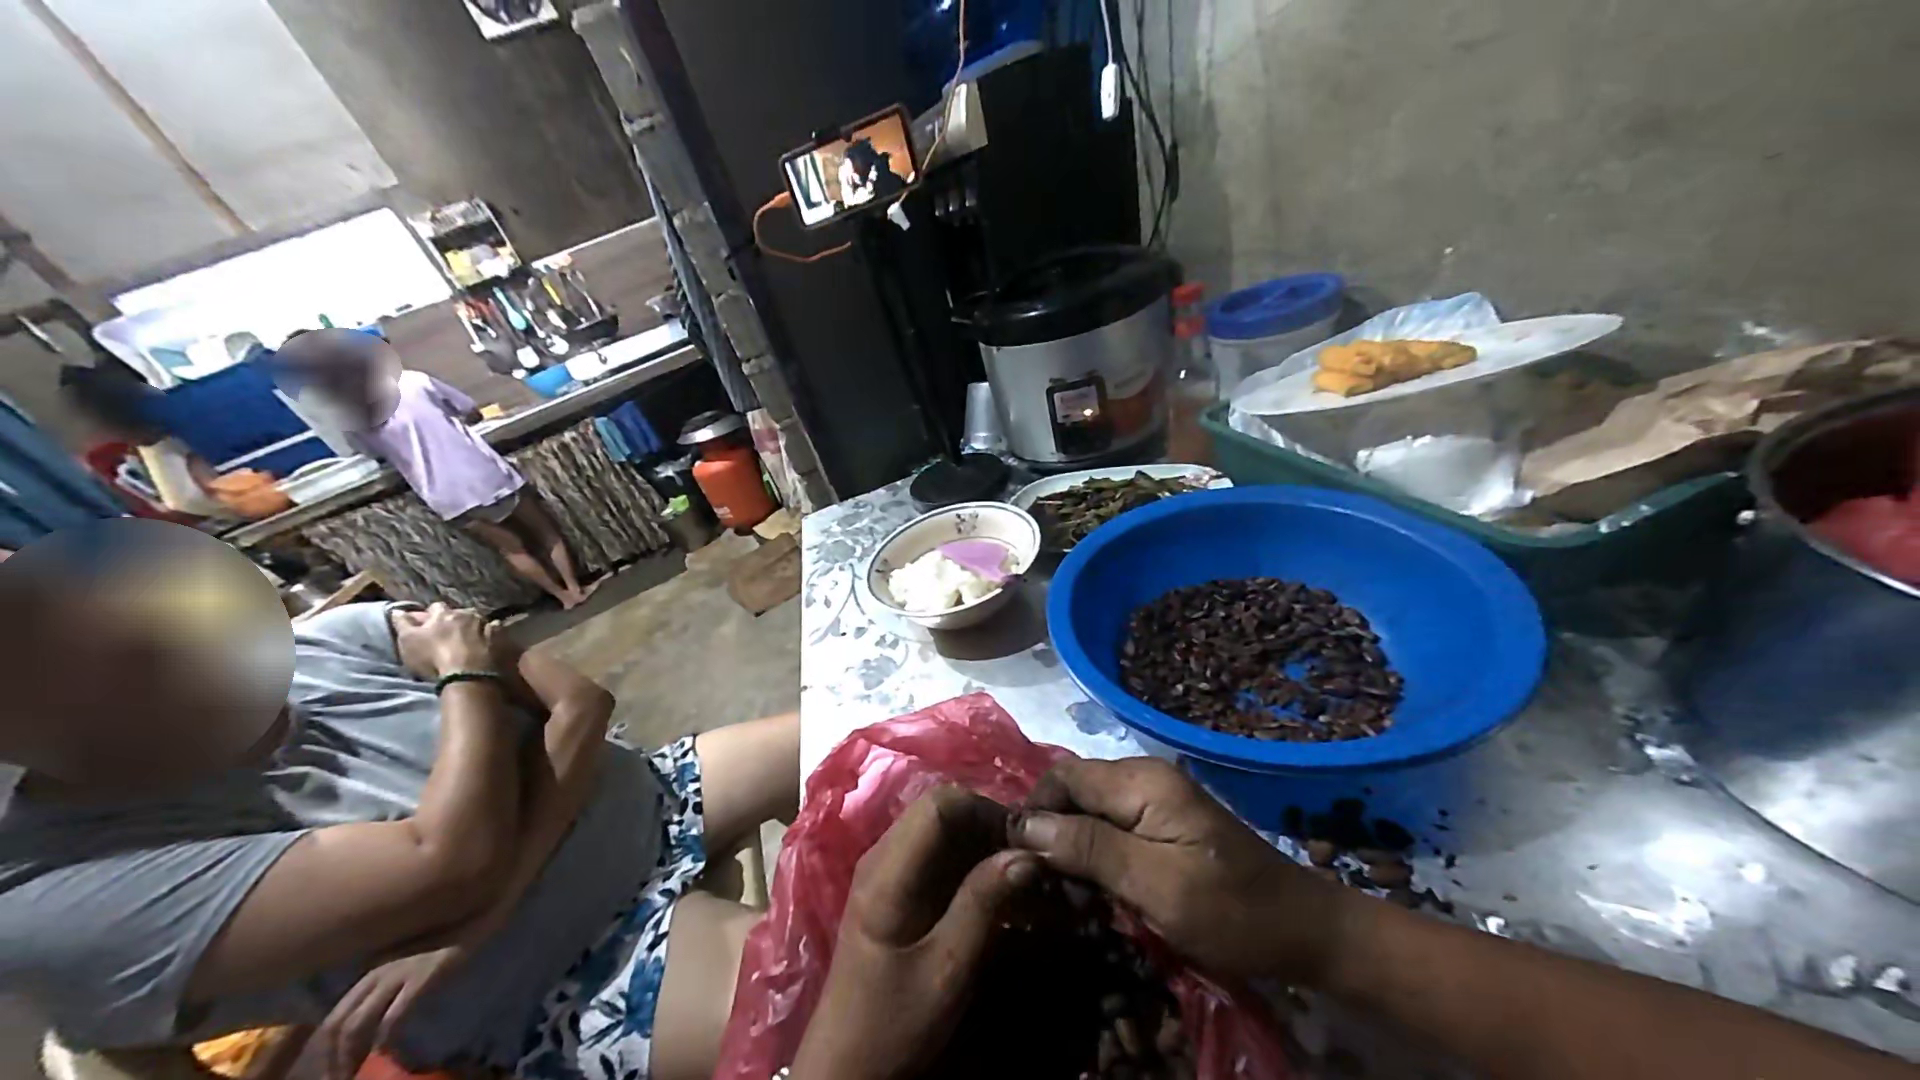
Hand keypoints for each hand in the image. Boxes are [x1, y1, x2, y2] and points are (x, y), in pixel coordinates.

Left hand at [305, 947, 462, 1079]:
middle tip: (344, 1079)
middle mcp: (378, 971)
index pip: (332, 1020)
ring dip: (351, 1057)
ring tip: (361, 1073)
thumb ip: (394, 982)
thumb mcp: (414, 960)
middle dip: (333, 1060)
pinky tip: (389, 1052)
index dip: (325, 1053)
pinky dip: (385, 1040)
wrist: (484, 908)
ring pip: (355, 1026)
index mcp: (373, 969)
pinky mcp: (425, 975)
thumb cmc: (454, 935)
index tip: (335, 1072)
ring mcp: (401, 972)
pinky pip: (393, 1017)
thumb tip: (377, 1023)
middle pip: (336, 1026)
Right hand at [393, 603, 494, 679]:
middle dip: (455, 619)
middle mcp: (467, 614)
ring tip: (469, 636)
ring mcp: (486, 623)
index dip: (431, 615)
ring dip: (473, 625)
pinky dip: (492, 632)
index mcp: (444, 613)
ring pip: (478, 619)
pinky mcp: (500, 635)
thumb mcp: (408, 640)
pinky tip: (489, 638)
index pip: (436, 607)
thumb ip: (402, 624)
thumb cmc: (432, 656)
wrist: (467, 671)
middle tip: (450, 632)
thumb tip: (397, 610)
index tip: (429, 623)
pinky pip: (497, 629)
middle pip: (460, 612)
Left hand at [789, 786, 1040, 1079]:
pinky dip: (970, 861)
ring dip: (982, 843)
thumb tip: (1027, 853)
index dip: (986, 811)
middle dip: (989, 825)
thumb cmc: (893, 1022)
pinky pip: (937, 852)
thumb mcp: (946, 970)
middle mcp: (882, 855)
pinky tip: (997, 891)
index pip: (940, 804)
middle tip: (1029, 860)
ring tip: (1021, 876)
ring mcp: (886, 868)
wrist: (844, 1065)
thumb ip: (982, 906)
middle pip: (941, 809)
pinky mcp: (895, 885)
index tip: (1025, 842)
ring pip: (942, 828)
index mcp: (887, 870)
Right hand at [1011, 756, 1349, 983]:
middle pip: (1073, 790)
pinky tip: (1096, 889)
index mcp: (1141, 781)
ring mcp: (1156, 799)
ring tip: (1067, 893)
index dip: (1034, 812)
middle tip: (1043, 885)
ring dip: (1072, 847)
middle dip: (1051, 832)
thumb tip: (1022, 824)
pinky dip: (1095, 854)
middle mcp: (1144, 777)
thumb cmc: (1232, 912)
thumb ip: (1088, 848)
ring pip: (1089, 810)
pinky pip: (1111, 826)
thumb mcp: (1154, 884)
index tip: (1020, 861)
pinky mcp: (1163, 822)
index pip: (1062, 777)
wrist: (1306, 932)